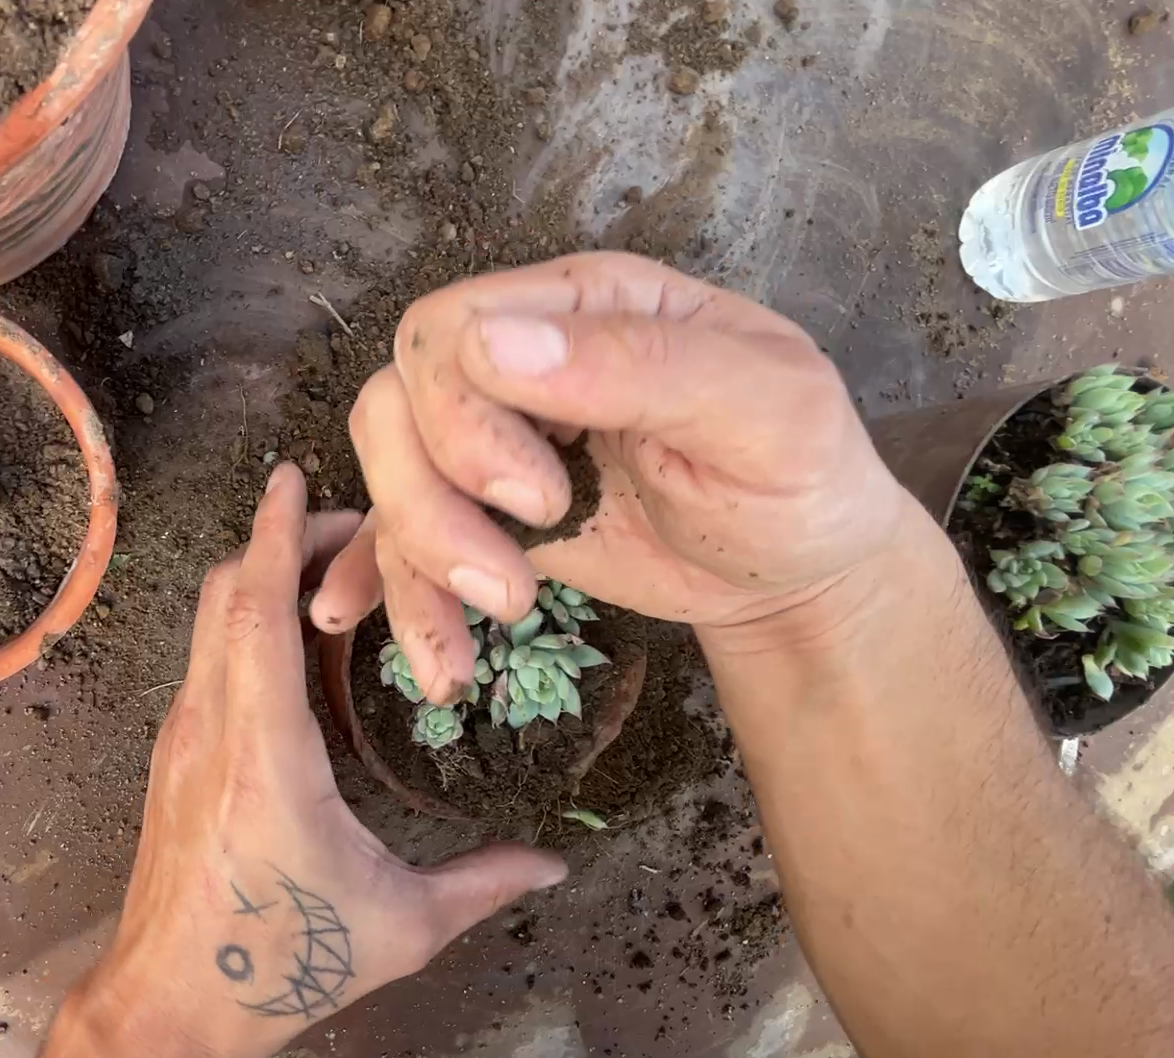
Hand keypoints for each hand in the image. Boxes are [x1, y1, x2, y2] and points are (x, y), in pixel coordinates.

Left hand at [36, 465, 568, 1057]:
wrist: (171, 1000)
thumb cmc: (284, 959)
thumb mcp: (398, 924)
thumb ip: (481, 883)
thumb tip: (554, 865)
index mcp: (266, 752)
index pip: (261, 613)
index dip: (278, 535)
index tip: (293, 479)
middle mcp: (212, 724)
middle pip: (227, 593)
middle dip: (278, 539)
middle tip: (345, 527)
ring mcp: (182, 732)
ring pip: (209, 618)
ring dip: (259, 575)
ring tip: (324, 567)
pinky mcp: (174, 748)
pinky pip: (204, 652)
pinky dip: (242, 616)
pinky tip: (288, 633)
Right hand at [310, 253, 913, 701]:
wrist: (790, 571)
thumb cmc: (795, 477)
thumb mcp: (762, 407)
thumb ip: (637, 363)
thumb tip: (491, 343)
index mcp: (577, 309)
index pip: (443, 334)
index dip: (460, 418)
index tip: (542, 499)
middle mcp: (513, 368)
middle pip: (391, 406)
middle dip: (432, 499)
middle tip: (514, 571)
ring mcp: (486, 447)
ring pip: (385, 475)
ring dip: (418, 555)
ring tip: (504, 612)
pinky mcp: (477, 519)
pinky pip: (398, 544)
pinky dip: (390, 592)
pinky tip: (379, 633)